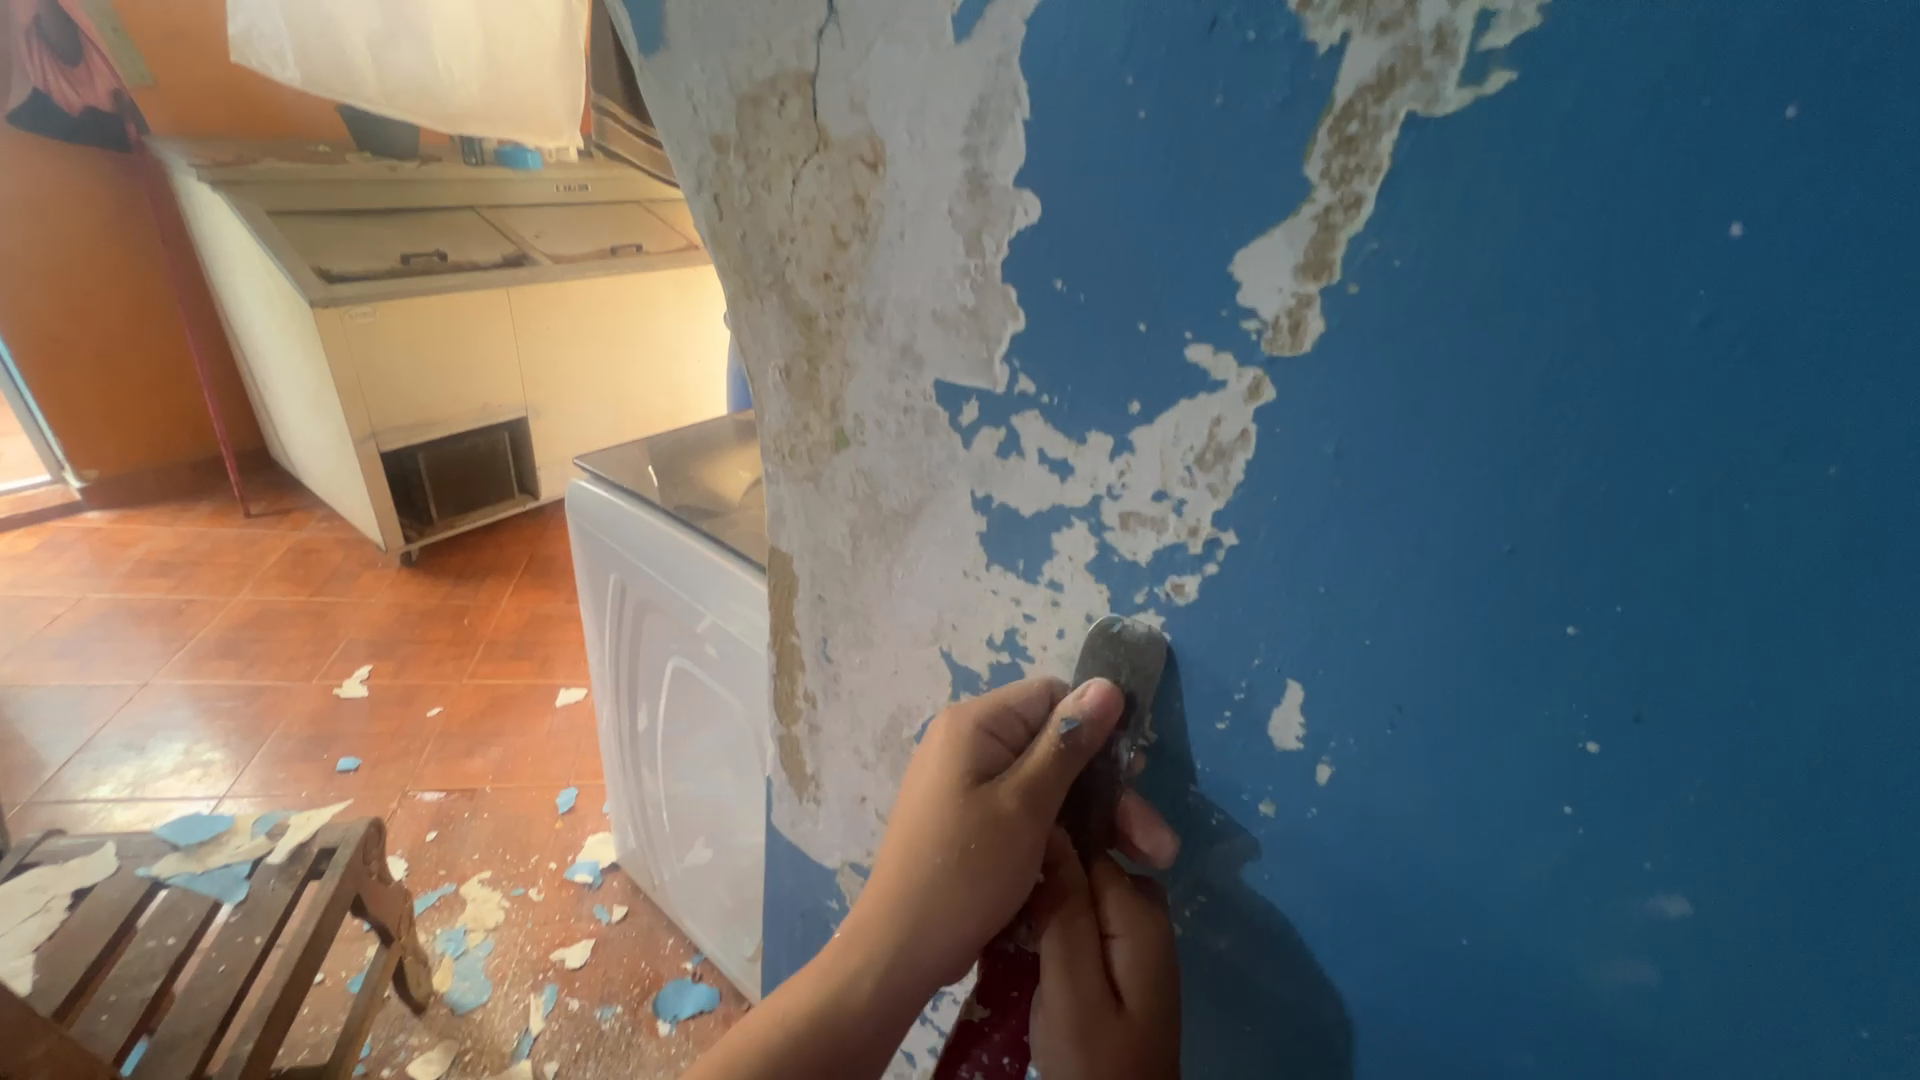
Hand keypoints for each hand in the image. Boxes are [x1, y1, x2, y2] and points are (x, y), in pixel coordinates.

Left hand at [837, 676, 1179, 1000]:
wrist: (901, 949)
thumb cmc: (965, 871)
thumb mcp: (1026, 805)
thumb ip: (1067, 743)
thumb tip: (1107, 685)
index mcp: (976, 723)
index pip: (1052, 697)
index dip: (1096, 728)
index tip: (1132, 776)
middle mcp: (970, 741)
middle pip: (1055, 744)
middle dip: (1106, 788)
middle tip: (1154, 842)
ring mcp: (969, 781)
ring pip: (1048, 781)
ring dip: (1093, 814)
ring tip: (1148, 858)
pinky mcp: (973, 816)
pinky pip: (1027, 806)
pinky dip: (1062, 828)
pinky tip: (1099, 860)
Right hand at [1030, 829, 1181, 1079]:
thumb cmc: (1095, 1062)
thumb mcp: (1071, 989)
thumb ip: (1063, 911)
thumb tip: (1050, 828)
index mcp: (1140, 909)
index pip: (1085, 846)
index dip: (1044, 851)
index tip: (1005, 866)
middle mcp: (1147, 910)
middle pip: (1084, 864)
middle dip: (1044, 875)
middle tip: (1001, 902)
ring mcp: (1138, 933)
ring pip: (1080, 889)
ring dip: (1046, 900)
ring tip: (1007, 920)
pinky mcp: (1124, 955)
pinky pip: (1085, 915)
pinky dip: (1056, 922)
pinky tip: (1027, 939)